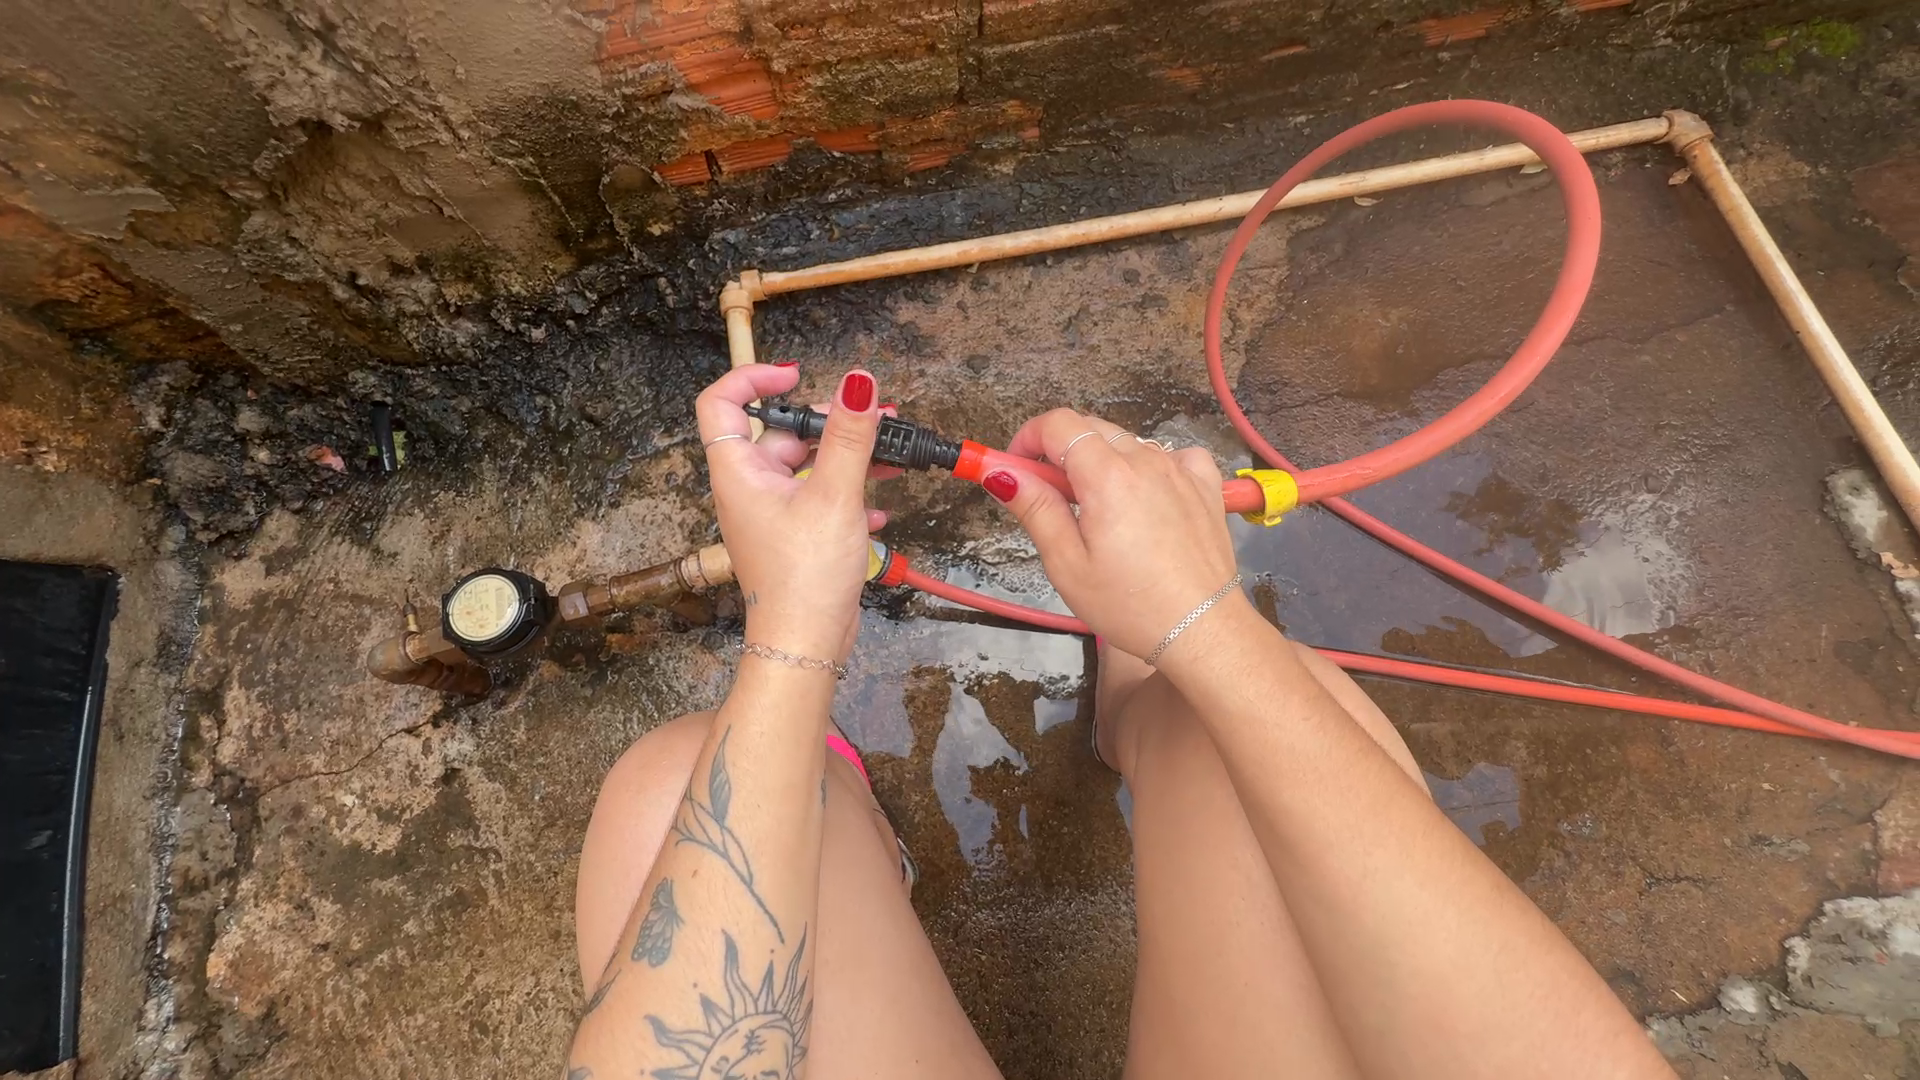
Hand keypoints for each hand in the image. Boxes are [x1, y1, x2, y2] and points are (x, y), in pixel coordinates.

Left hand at [696, 365, 884, 662]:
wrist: (806, 643)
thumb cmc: (807, 574)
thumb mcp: (834, 496)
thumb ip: (848, 437)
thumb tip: (859, 382)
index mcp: (740, 472)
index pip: (723, 403)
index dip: (754, 378)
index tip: (798, 375)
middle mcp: (750, 488)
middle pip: (782, 434)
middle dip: (830, 424)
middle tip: (875, 421)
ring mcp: (773, 513)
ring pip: (808, 467)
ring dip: (848, 459)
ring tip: (893, 457)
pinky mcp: (795, 536)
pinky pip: (820, 499)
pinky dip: (849, 495)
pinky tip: (881, 509)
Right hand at [987, 409, 1244, 660]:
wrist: (1202, 630)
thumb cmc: (1129, 606)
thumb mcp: (1067, 564)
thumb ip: (1034, 508)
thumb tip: (999, 471)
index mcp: (1107, 477)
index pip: (1058, 424)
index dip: (1028, 437)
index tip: (1015, 467)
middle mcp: (1146, 460)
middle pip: (1090, 428)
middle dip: (1058, 450)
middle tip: (1048, 495)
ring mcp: (1180, 469)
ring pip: (1127, 441)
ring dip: (1100, 459)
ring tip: (1096, 508)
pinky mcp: (1205, 485)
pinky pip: (1171, 454)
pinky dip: (1148, 464)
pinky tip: (1145, 494)